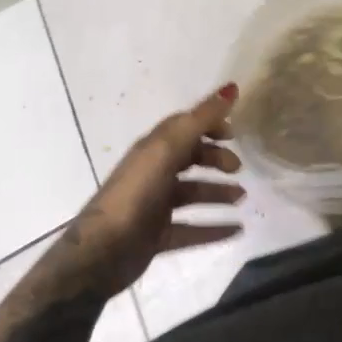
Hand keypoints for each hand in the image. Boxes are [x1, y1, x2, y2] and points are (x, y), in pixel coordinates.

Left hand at [60, 84, 247, 297]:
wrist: (100, 254)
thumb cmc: (136, 193)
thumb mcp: (167, 149)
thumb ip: (200, 120)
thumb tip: (231, 88)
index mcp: (154, 149)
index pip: (185, 127)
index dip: (210, 125)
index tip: (234, 133)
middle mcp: (154, 173)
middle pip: (191, 159)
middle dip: (216, 159)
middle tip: (237, 168)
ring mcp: (155, 206)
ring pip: (194, 193)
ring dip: (219, 193)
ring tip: (242, 198)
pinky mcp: (158, 236)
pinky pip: (192, 229)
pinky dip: (214, 228)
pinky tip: (237, 229)